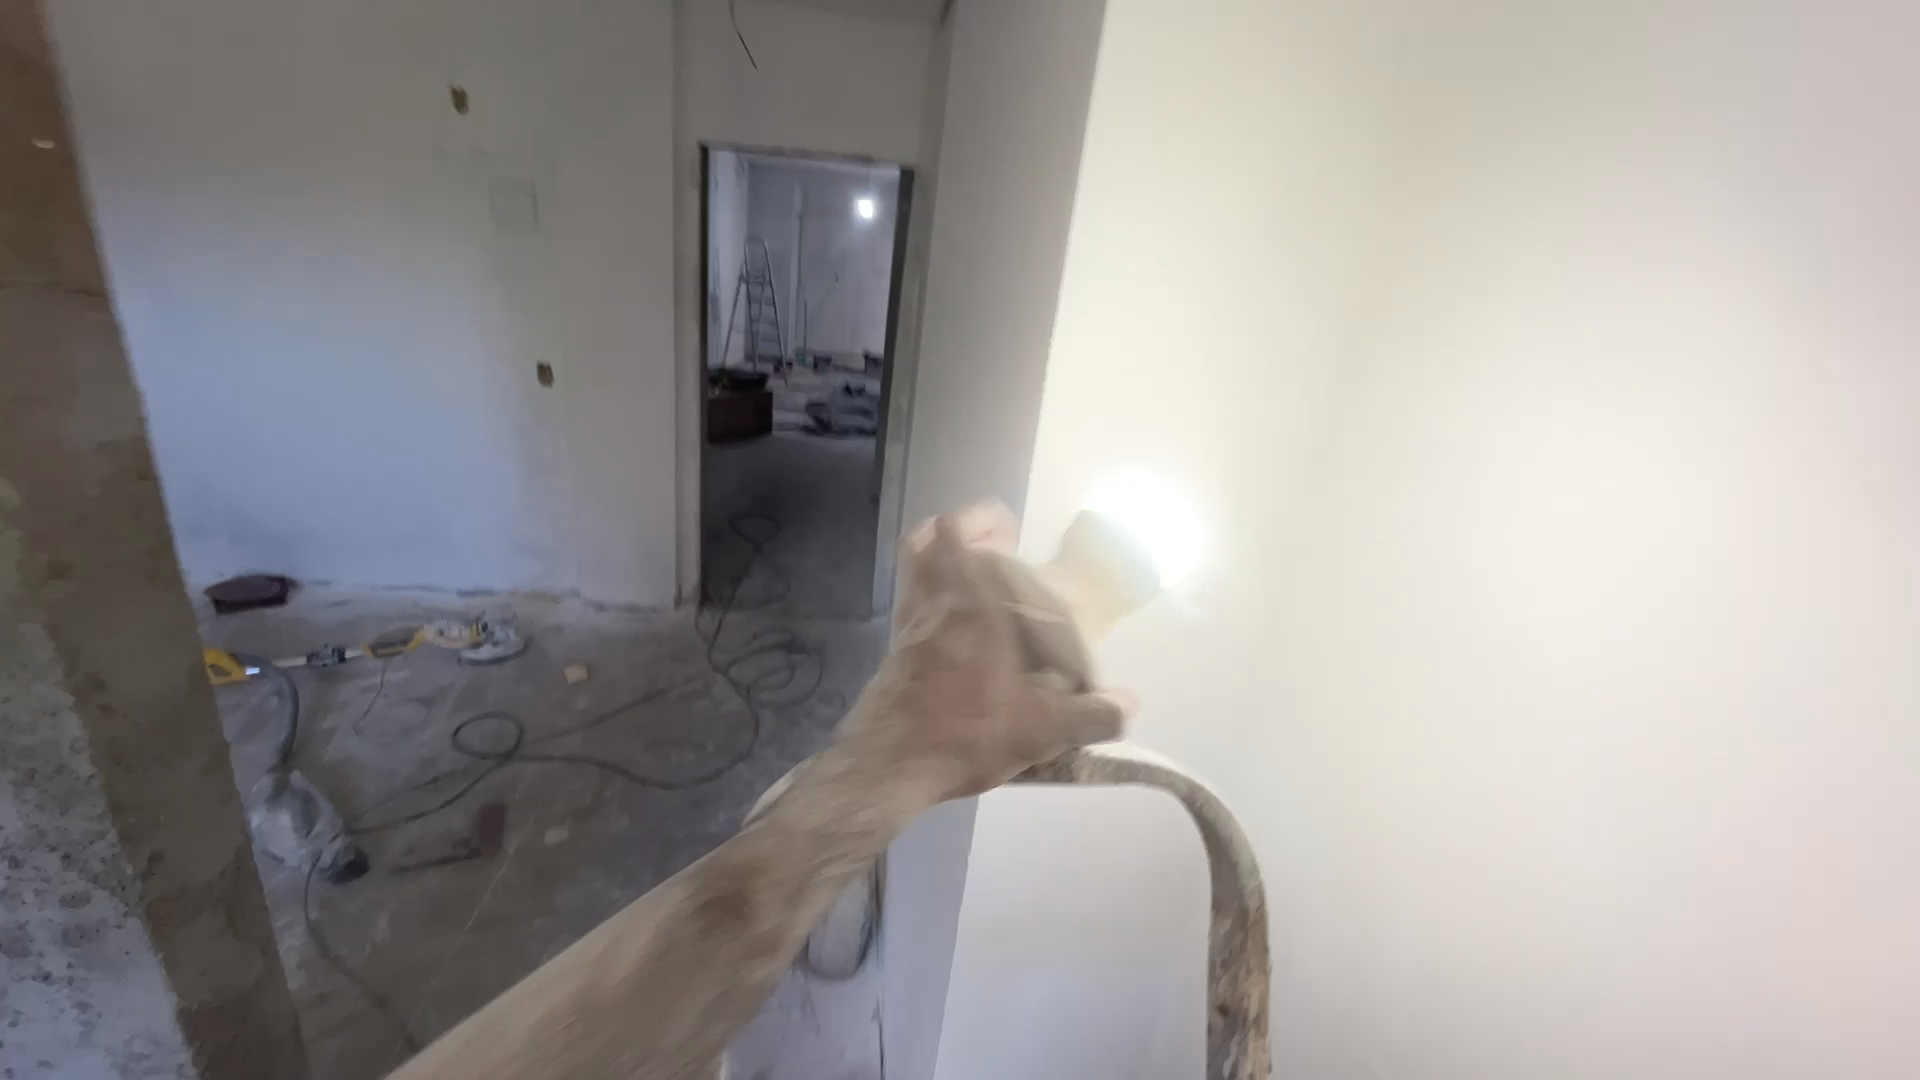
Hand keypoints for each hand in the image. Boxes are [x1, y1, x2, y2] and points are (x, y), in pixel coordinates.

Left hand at [845, 501, 1134, 800]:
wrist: (889, 769)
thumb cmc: (965, 735)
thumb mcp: (1039, 731)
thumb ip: (1089, 715)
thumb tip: (1128, 704)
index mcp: (967, 608)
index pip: (952, 533)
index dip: (976, 519)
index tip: (1008, 532)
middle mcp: (930, 608)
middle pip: (920, 542)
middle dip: (951, 533)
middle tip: (989, 551)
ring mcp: (904, 631)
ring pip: (911, 575)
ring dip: (937, 567)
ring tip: (975, 589)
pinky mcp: (890, 657)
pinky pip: (909, 611)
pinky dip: (930, 607)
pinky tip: (954, 639)